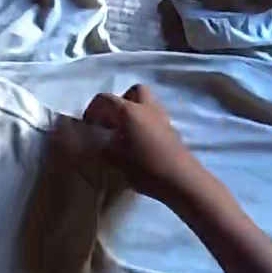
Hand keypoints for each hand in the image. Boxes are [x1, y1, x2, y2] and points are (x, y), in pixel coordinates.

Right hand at [82, 84, 206, 203]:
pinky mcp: (171, 129)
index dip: (93, 109)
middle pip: (133, 91)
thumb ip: (104, 148)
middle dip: (120, 101)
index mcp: (130, 111)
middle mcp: (146, 108)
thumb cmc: (147, 168)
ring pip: (147, 102)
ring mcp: (162, 117)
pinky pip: (154, 116)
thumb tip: (95, 143)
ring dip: (134, 110)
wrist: (182, 180)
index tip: (89, 125)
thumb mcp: (118, 160)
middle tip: (112, 120)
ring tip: (125, 131)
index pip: (105, 99)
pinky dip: (144, 121)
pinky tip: (139, 141)